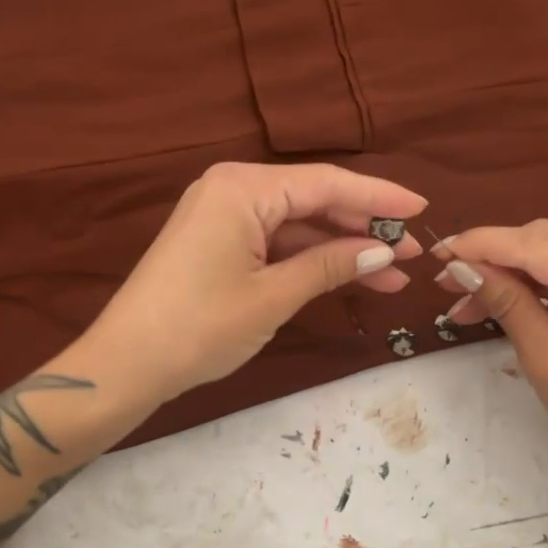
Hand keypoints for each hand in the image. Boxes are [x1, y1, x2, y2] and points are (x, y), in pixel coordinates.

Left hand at [76, 162, 426, 410]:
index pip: (325, 183)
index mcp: (242, 188)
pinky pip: (273, 240)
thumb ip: (330, 266)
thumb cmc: (200, 326)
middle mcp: (231, 188)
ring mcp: (220, 215)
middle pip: (312, 200)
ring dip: (339, 249)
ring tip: (393, 276)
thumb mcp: (273, 296)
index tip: (421, 209)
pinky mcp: (215, 241)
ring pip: (295, 224)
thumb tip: (383, 250)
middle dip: (362, 228)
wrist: (126, 363)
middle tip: (413, 253)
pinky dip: (307, 259)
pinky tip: (346, 277)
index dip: (377, 197)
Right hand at [432, 220, 547, 493]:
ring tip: (473, 302)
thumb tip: (463, 266)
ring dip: (516, 268)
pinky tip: (515, 303)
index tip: (437, 256)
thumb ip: (509, 306)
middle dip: (495, 256)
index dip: (483, 244)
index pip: (539, 246)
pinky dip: (545, 279)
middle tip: (450, 286)